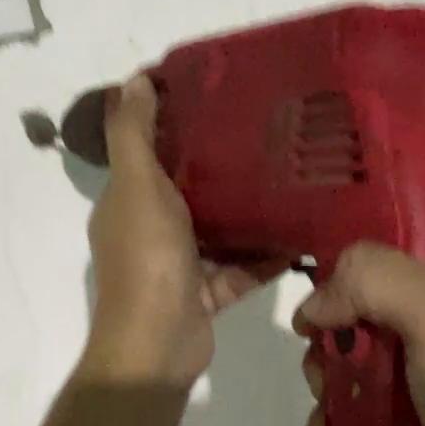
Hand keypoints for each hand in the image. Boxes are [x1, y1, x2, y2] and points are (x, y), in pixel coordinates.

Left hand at [79, 75, 282, 384]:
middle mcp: (149, 233)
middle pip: (187, 193)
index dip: (175, 126)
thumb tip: (136, 81)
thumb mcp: (137, 186)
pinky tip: (297, 237)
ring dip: (247, 214)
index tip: (217, 98)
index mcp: (127, 204)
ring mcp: (178, 267)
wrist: (157, 344)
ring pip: (216, 233)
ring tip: (289, 182)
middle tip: (266, 136)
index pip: (148, 156)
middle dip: (221, 168)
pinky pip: (238, 270)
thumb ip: (135, 135)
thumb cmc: (146, 260)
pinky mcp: (205, 296)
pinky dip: (262, 257)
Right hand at [291, 243, 424, 425]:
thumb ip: (372, 282)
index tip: (317, 325)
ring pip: (347, 382)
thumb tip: (312, 310)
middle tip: (332, 387)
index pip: (379, 263)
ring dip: (328, 411)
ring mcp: (423, 382)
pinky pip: (356, 423)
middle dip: (329, 363)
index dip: (339, 289)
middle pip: (351, 328)